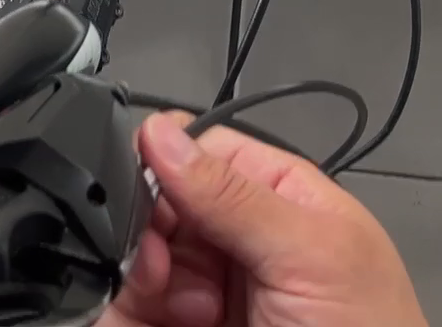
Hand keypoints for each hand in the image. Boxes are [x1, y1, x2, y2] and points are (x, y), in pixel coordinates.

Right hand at [103, 114, 426, 326]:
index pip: (203, 149)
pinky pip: (140, 306)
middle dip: (154, 229)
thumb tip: (162, 133)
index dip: (169, 164)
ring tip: (187, 310)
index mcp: (277, 193)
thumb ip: (232, 195)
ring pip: (146, 255)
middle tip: (160, 262)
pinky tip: (172, 323)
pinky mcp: (188, 326)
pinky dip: (136, 310)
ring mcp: (215, 285)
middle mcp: (241, 234)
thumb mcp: (306, 254)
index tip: (147, 190)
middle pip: (167, 203)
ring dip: (147, 278)